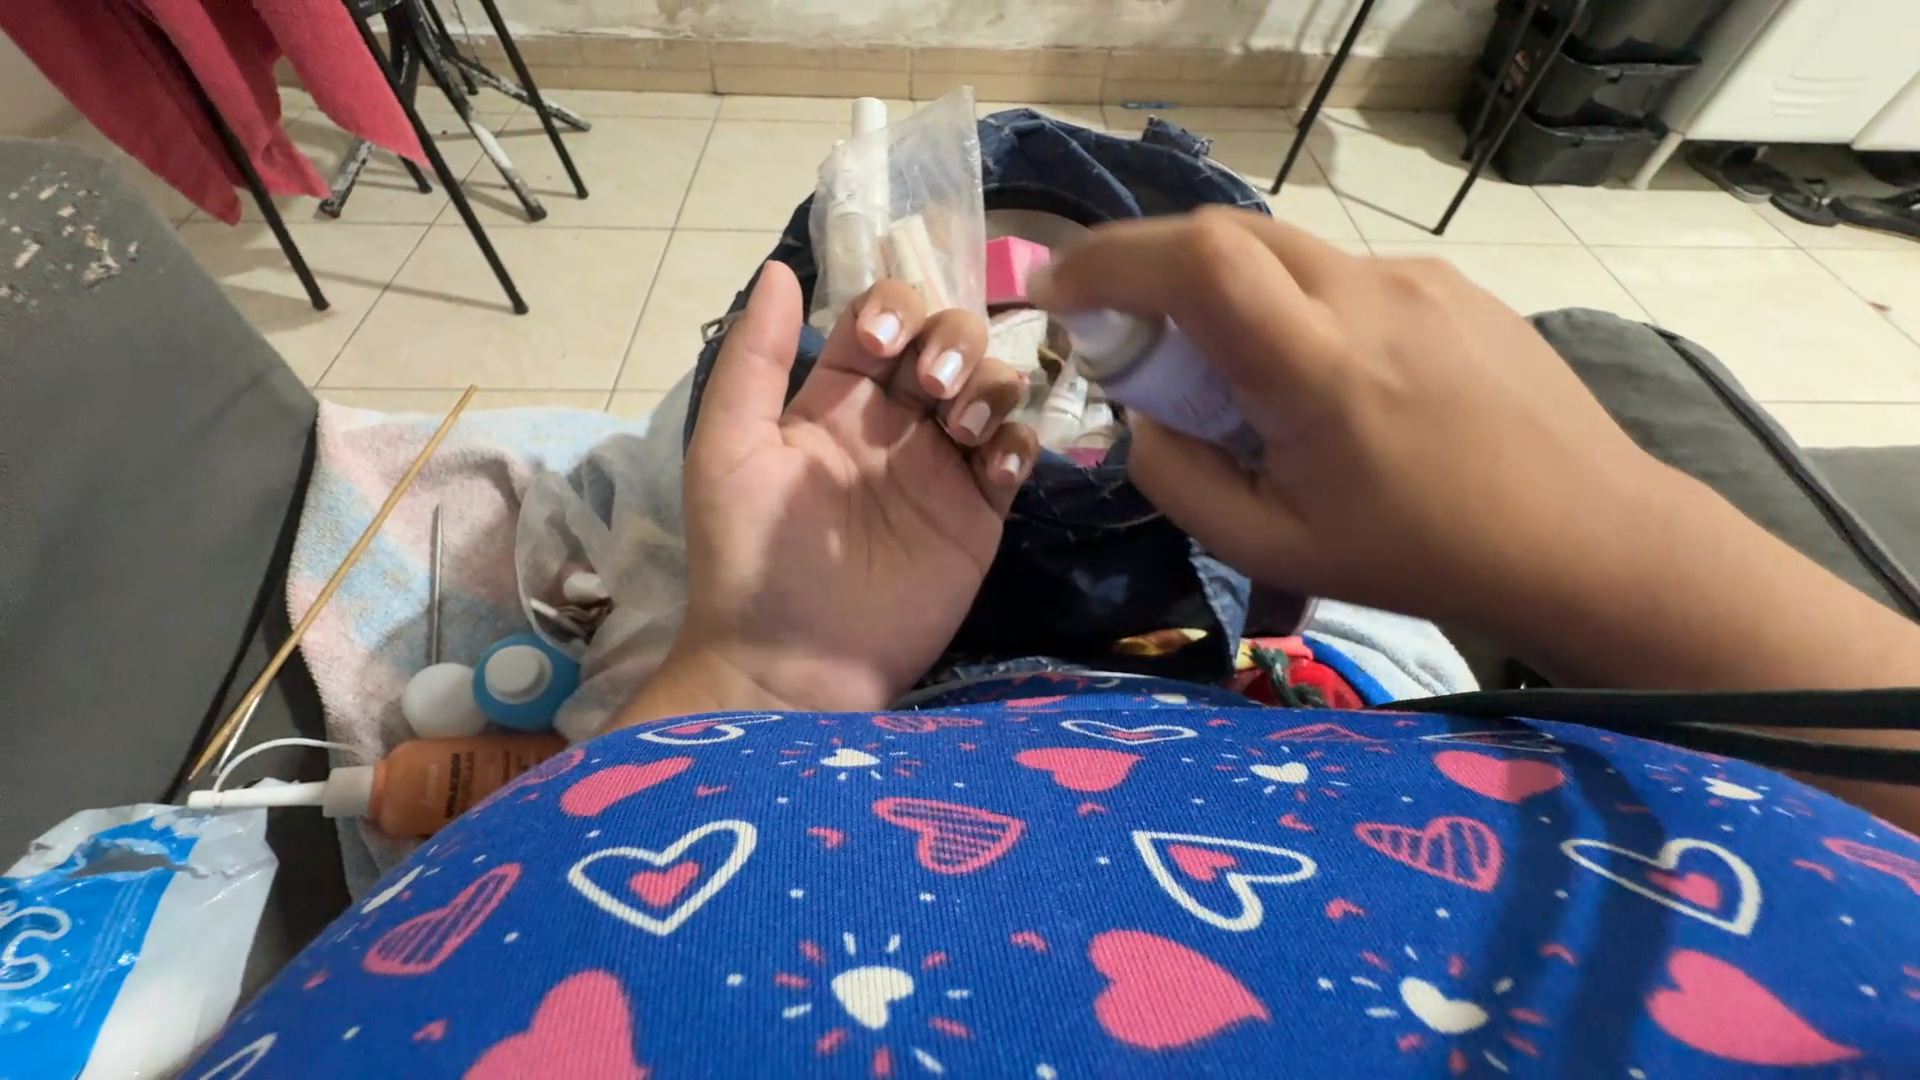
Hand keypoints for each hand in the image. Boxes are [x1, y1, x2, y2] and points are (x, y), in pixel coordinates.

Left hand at [642, 263, 1035, 716]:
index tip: (886, 341)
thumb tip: (782, 270)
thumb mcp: (730, 449)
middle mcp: (896, 423)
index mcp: (837, 400)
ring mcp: (943, 467)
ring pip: (993, 387)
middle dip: (952, 342)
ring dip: (988, 386)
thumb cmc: (753, 555)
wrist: (796, 659)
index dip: (894, 308)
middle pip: (950, 339)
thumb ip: (756, 359)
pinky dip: (1016, 445)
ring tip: (960, 434)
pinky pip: (1016, 454)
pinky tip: (992, 469)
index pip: (885, 318)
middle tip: (931, 390)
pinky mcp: (979, 513)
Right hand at [1032, 207, 1668, 638]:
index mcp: (1318, 370)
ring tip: (1219, 372)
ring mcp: (1414, 277)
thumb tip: (1143, 415)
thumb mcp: (1265, 547)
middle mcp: (1366, 296)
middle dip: (1144, 268)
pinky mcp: (1444, 282)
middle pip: (1225, 235)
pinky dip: (1278, 305)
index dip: (1111, 259)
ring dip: (1212, 292)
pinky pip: (1328, 275)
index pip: (1198, 264)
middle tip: (1119, 332)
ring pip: (1275, 253)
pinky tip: (1304, 375)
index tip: (1057, 288)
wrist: (1583, 536)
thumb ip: (1176, 476)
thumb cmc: (1414, 556)